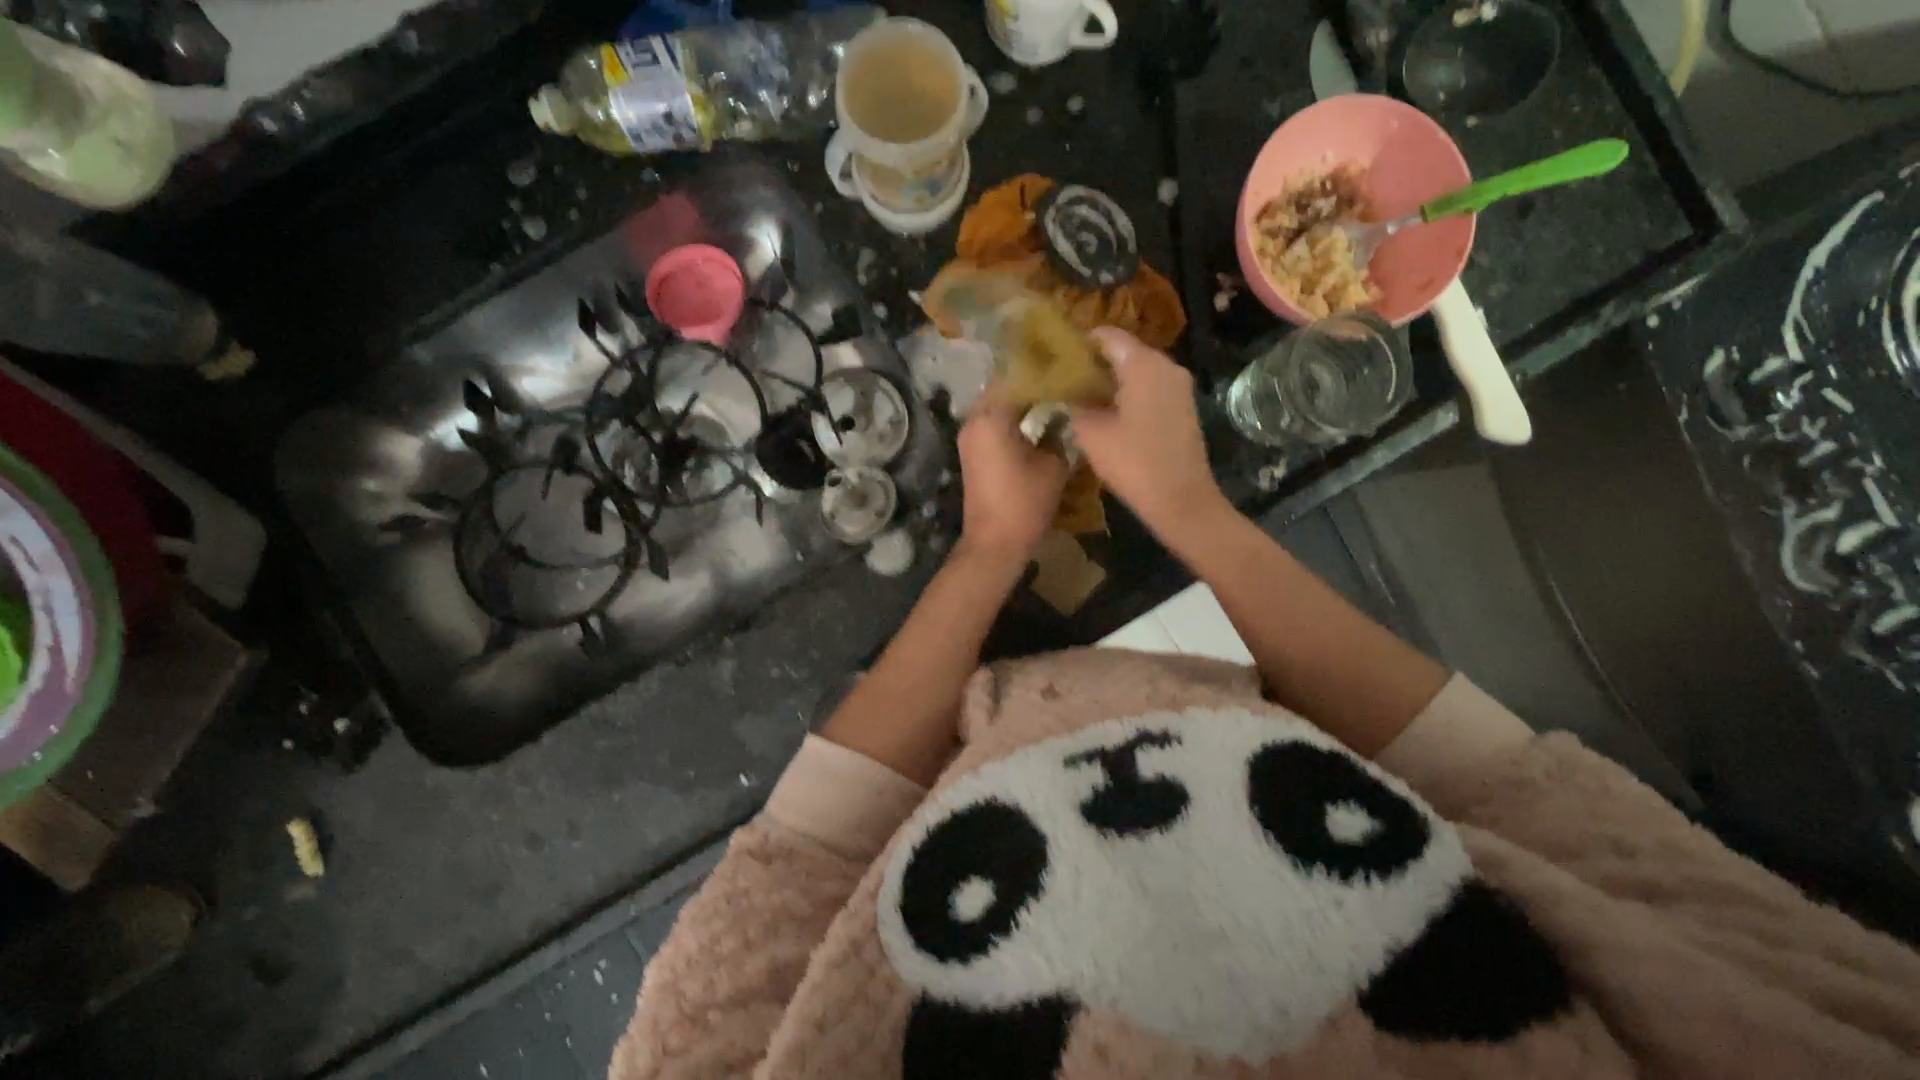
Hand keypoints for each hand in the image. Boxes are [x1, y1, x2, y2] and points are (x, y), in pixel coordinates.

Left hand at [957, 385, 1069, 562]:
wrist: (994, 542)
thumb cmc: (1024, 502)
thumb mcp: (1054, 465)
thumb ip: (1060, 434)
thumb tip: (1066, 416)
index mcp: (992, 416)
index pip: (1018, 376)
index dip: (1044, 370)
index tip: (1068, 365)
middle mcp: (975, 420)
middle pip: (1004, 388)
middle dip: (1032, 383)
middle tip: (1064, 378)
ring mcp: (970, 437)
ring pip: (998, 405)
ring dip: (1022, 401)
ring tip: (1056, 396)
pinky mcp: (972, 452)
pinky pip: (993, 423)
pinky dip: (1013, 418)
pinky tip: (1039, 421)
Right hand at [1070, 328, 1227, 536]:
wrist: (1181, 500)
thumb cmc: (1133, 463)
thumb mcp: (1091, 433)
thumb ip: (1075, 402)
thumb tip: (1063, 389)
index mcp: (1143, 364)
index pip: (1107, 335)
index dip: (1080, 343)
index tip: (1057, 358)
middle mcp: (1166, 365)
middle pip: (1124, 350)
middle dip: (1095, 362)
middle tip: (1065, 379)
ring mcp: (1179, 385)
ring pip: (1138, 369)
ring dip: (1112, 379)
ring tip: (1082, 396)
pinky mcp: (1183, 405)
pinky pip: (1150, 386)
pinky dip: (1129, 392)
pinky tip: (1108, 412)